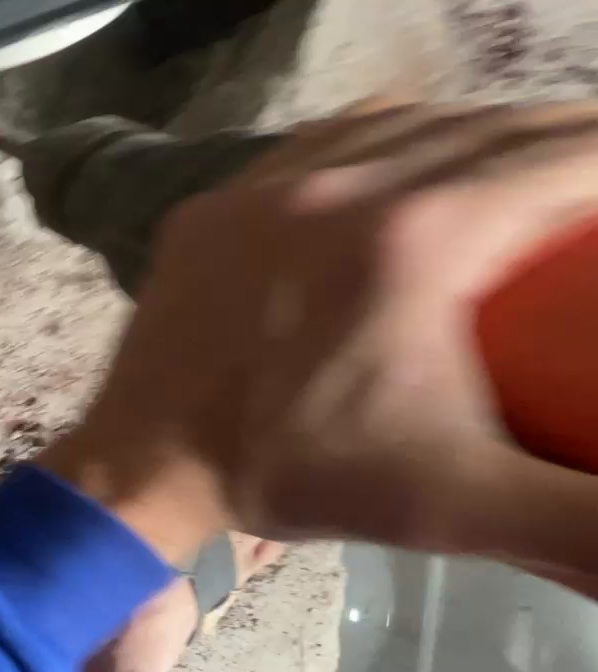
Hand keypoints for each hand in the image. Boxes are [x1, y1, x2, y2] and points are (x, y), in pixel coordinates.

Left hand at [57, 102, 597, 558]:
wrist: (140, 471)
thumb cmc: (286, 478)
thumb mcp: (455, 505)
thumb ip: (588, 524)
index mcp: (418, 234)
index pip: (574, 155)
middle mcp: (338, 188)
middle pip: (492, 128)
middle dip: (561, 151)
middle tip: (578, 205)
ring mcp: (257, 194)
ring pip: (402, 124)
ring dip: (469, 137)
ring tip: (504, 180)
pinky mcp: (205, 213)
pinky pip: (312, 146)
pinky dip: (371, 145)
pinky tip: (393, 173)